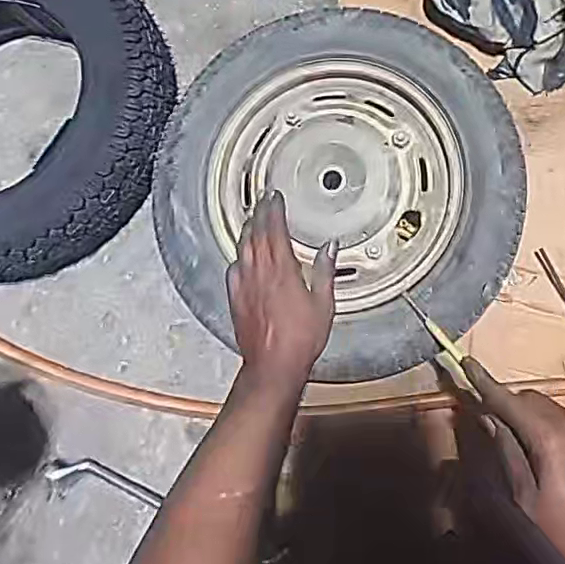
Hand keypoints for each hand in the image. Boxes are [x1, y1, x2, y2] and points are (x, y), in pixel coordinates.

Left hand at [226, 192, 336, 392]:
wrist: (274, 365)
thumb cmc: (301, 338)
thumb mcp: (324, 303)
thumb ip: (325, 271)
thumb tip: (330, 248)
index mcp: (283, 271)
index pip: (275, 231)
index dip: (274, 210)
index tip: (275, 197)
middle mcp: (260, 274)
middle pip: (256, 234)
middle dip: (259, 214)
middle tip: (262, 200)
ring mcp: (245, 286)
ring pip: (243, 249)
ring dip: (247, 230)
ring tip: (251, 219)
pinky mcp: (237, 299)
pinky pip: (234, 270)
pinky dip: (238, 256)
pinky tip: (241, 255)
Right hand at [459, 358, 564, 563]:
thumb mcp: (529, 502)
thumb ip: (508, 454)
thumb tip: (492, 422)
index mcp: (552, 437)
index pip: (510, 400)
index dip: (484, 383)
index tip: (468, 367)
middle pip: (531, 398)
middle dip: (507, 403)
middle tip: (488, 418)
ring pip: (550, 408)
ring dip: (530, 416)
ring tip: (519, 442)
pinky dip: (551, 426)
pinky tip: (548, 452)